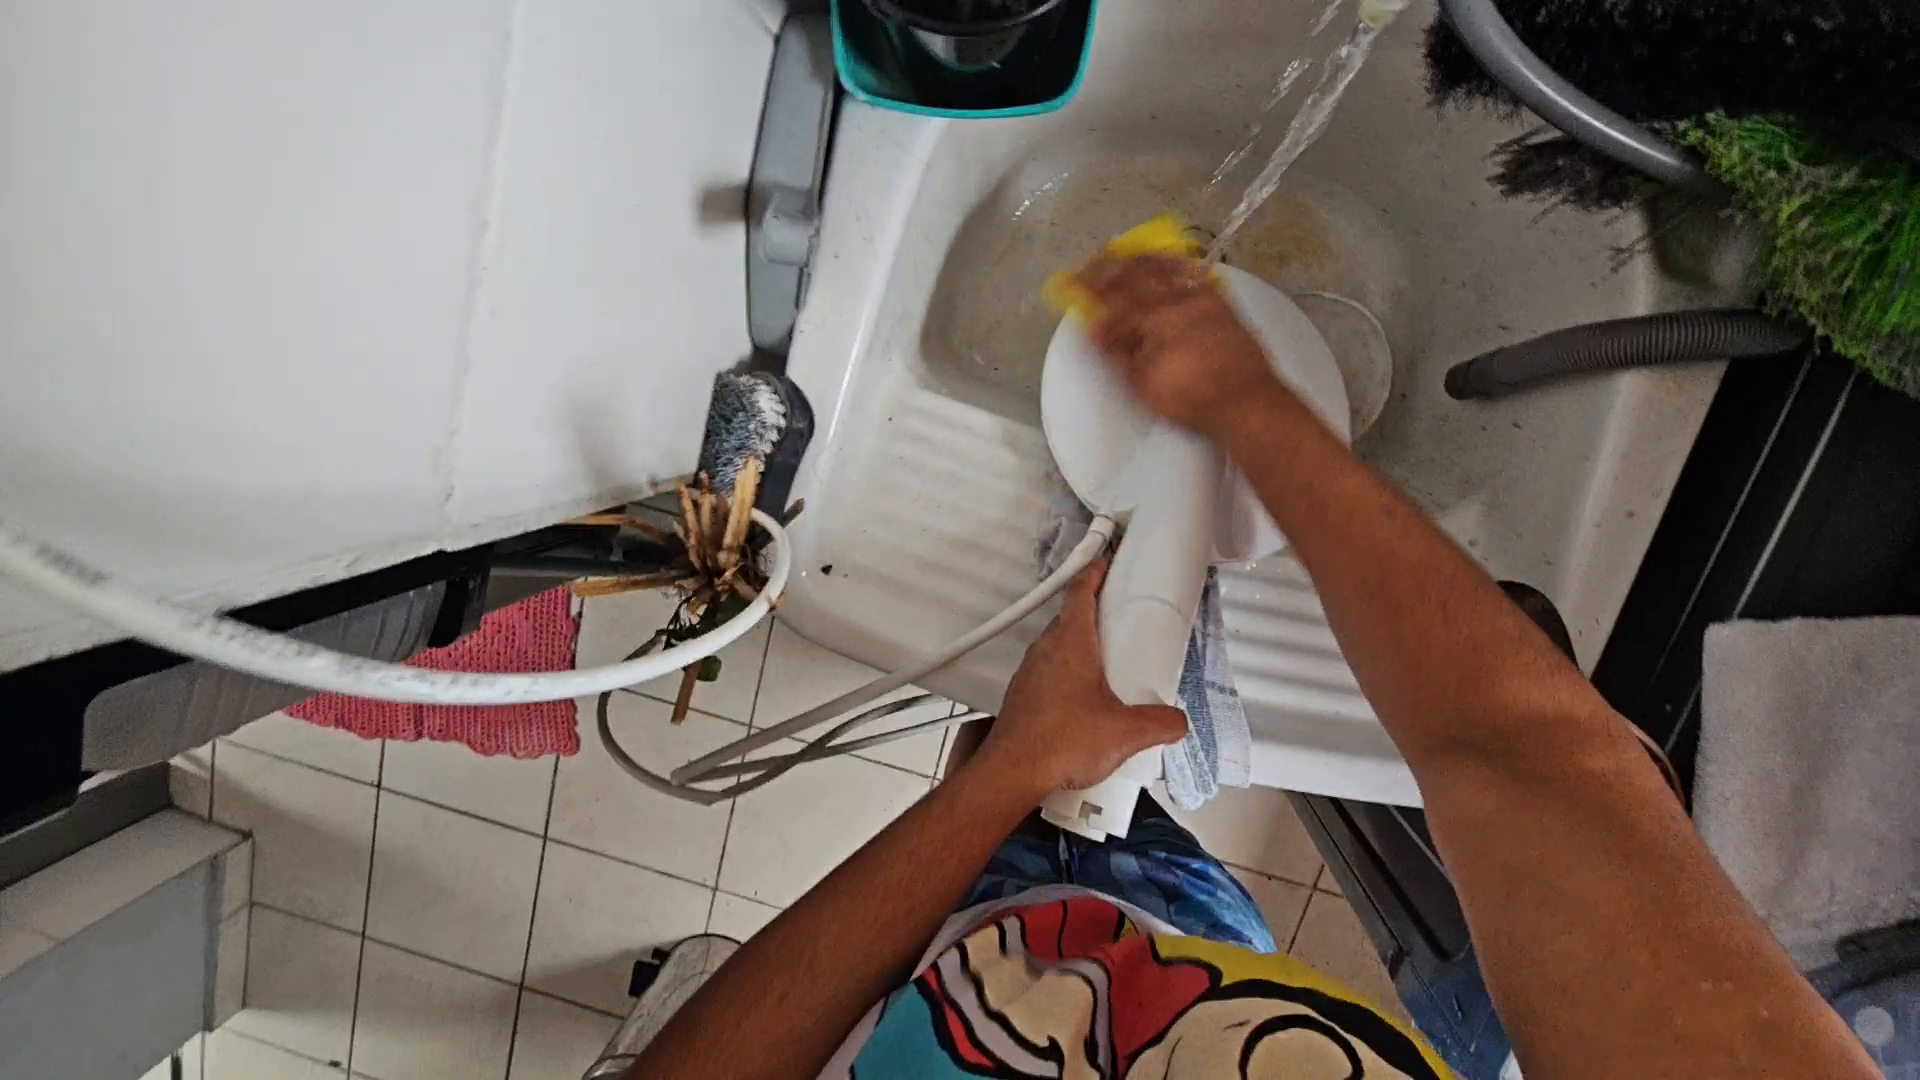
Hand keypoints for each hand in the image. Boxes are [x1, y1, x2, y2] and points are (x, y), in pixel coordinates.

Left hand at [973, 558, 1188, 800]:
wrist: (1013, 770)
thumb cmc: (1064, 740)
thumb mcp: (1125, 732)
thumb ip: (1160, 723)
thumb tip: (1179, 721)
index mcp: (1071, 643)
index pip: (1080, 592)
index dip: (1094, 573)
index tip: (1106, 563)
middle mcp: (1046, 650)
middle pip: (1068, 617)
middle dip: (1092, 611)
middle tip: (1118, 616)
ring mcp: (1029, 672)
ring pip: (1055, 645)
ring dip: (1078, 644)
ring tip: (1105, 660)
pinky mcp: (1022, 695)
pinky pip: (1046, 670)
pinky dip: (1065, 671)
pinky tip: (1081, 697)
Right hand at [1074, 254, 1293, 437]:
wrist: (1247, 400)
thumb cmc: (1191, 399)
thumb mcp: (1144, 385)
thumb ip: (1119, 354)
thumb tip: (1096, 331)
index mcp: (1154, 319)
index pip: (1113, 295)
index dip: (1088, 286)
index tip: (1070, 279)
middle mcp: (1178, 299)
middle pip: (1137, 274)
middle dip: (1109, 265)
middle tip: (1090, 261)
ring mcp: (1203, 297)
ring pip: (1166, 267)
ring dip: (1139, 258)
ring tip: (1123, 254)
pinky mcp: (1222, 302)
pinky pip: (1194, 274)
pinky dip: (1175, 264)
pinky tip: (1168, 263)